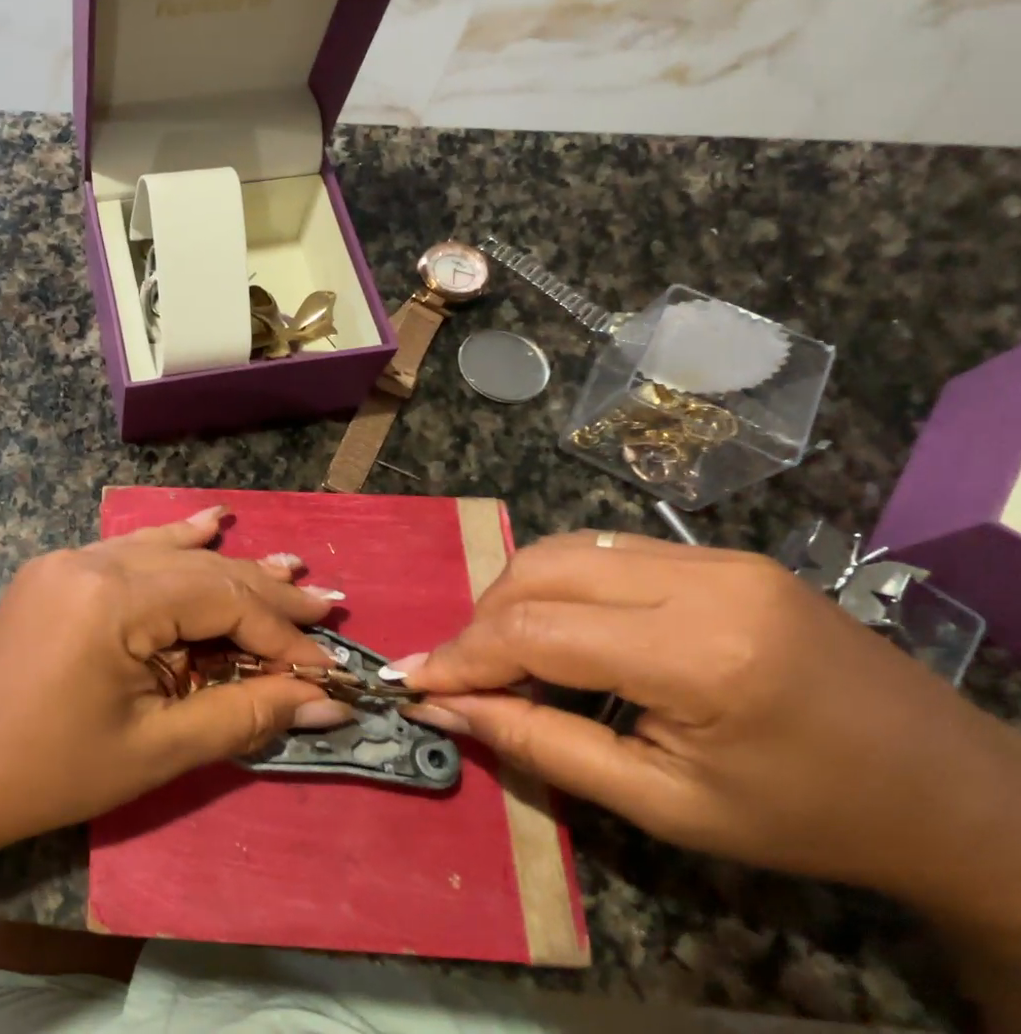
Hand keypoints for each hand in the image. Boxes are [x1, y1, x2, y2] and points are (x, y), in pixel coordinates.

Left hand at [0, 506, 351, 846]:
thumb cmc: (57, 771)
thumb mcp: (160, 748)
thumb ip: (245, 713)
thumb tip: (325, 700)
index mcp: (113, 599)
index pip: (221, 600)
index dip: (279, 635)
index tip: (324, 668)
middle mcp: (88, 561)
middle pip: (198, 568)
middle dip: (262, 594)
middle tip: (324, 604)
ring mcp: (65, 561)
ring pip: (164, 552)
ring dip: (225, 563)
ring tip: (288, 568)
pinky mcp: (53, 574)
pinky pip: (125, 553)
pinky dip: (171, 547)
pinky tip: (208, 527)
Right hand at [401, 532, 1020, 917]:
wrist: (955, 794)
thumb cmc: (808, 819)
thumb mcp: (664, 805)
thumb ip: (543, 746)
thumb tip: (445, 707)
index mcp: (700, 655)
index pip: (534, 631)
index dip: (461, 656)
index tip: (412, 684)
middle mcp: (706, 582)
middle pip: (538, 570)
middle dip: (480, 622)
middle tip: (461, 677)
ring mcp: (720, 559)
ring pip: (565, 548)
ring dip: (513, 599)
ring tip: (505, 659)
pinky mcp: (725, 557)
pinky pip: (606, 551)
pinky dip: (559, 587)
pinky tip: (562, 635)